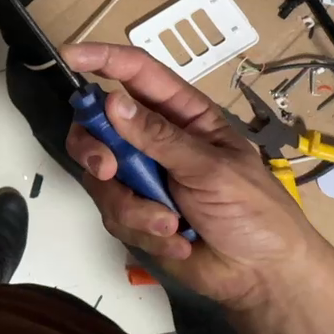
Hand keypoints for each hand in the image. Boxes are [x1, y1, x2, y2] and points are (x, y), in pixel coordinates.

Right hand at [61, 42, 333, 315]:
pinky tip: (177, 240)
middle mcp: (151, 139)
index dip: (101, 58)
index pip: (135, 72)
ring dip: (132, 205)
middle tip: (106, 170)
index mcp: (180, 114)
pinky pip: (111, 213)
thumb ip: (158, 137)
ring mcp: (139, 176)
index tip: (70, 55)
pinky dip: (142, 230)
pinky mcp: (131, 212)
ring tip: (169, 224)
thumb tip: (111, 101)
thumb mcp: (211, 168)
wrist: (263, 277)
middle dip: (94, 148)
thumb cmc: (255, 211)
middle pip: (97, 124)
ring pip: (98, 175)